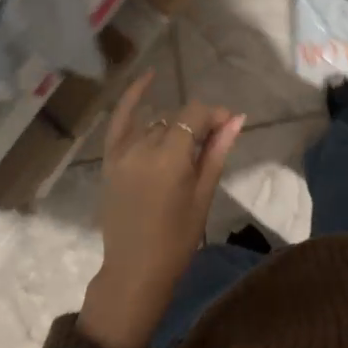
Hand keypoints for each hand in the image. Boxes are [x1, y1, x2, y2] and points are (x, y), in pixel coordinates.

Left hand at [78, 71, 245, 347]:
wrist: (134, 270)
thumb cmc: (176, 239)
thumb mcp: (202, 195)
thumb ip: (217, 152)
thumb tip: (237, 118)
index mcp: (170, 158)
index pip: (195, 116)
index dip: (214, 116)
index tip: (229, 125)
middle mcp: (143, 147)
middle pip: (177, 120)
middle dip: (197, 125)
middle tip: (212, 143)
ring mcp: (123, 151)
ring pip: (156, 124)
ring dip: (173, 127)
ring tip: (187, 146)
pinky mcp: (110, 159)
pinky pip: (120, 119)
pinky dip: (133, 97)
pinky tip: (148, 76)